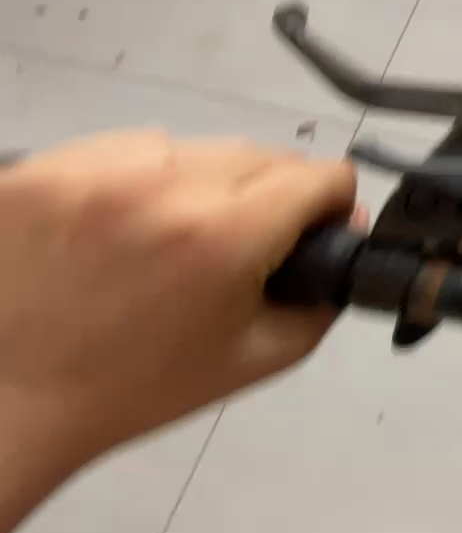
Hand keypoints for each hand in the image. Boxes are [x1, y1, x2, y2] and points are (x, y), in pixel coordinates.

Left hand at [0, 130, 356, 472]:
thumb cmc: (137, 386)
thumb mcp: (269, 352)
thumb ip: (330, 289)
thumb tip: (349, 230)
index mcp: (229, 231)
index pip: (327, 174)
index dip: (331, 207)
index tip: (308, 236)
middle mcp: (168, 187)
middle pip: (272, 156)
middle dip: (274, 195)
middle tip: (241, 243)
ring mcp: (95, 174)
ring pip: (207, 147)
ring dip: (212, 180)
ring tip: (178, 230)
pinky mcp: (40, 171)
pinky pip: (135, 146)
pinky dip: (148, 173)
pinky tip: (128, 217)